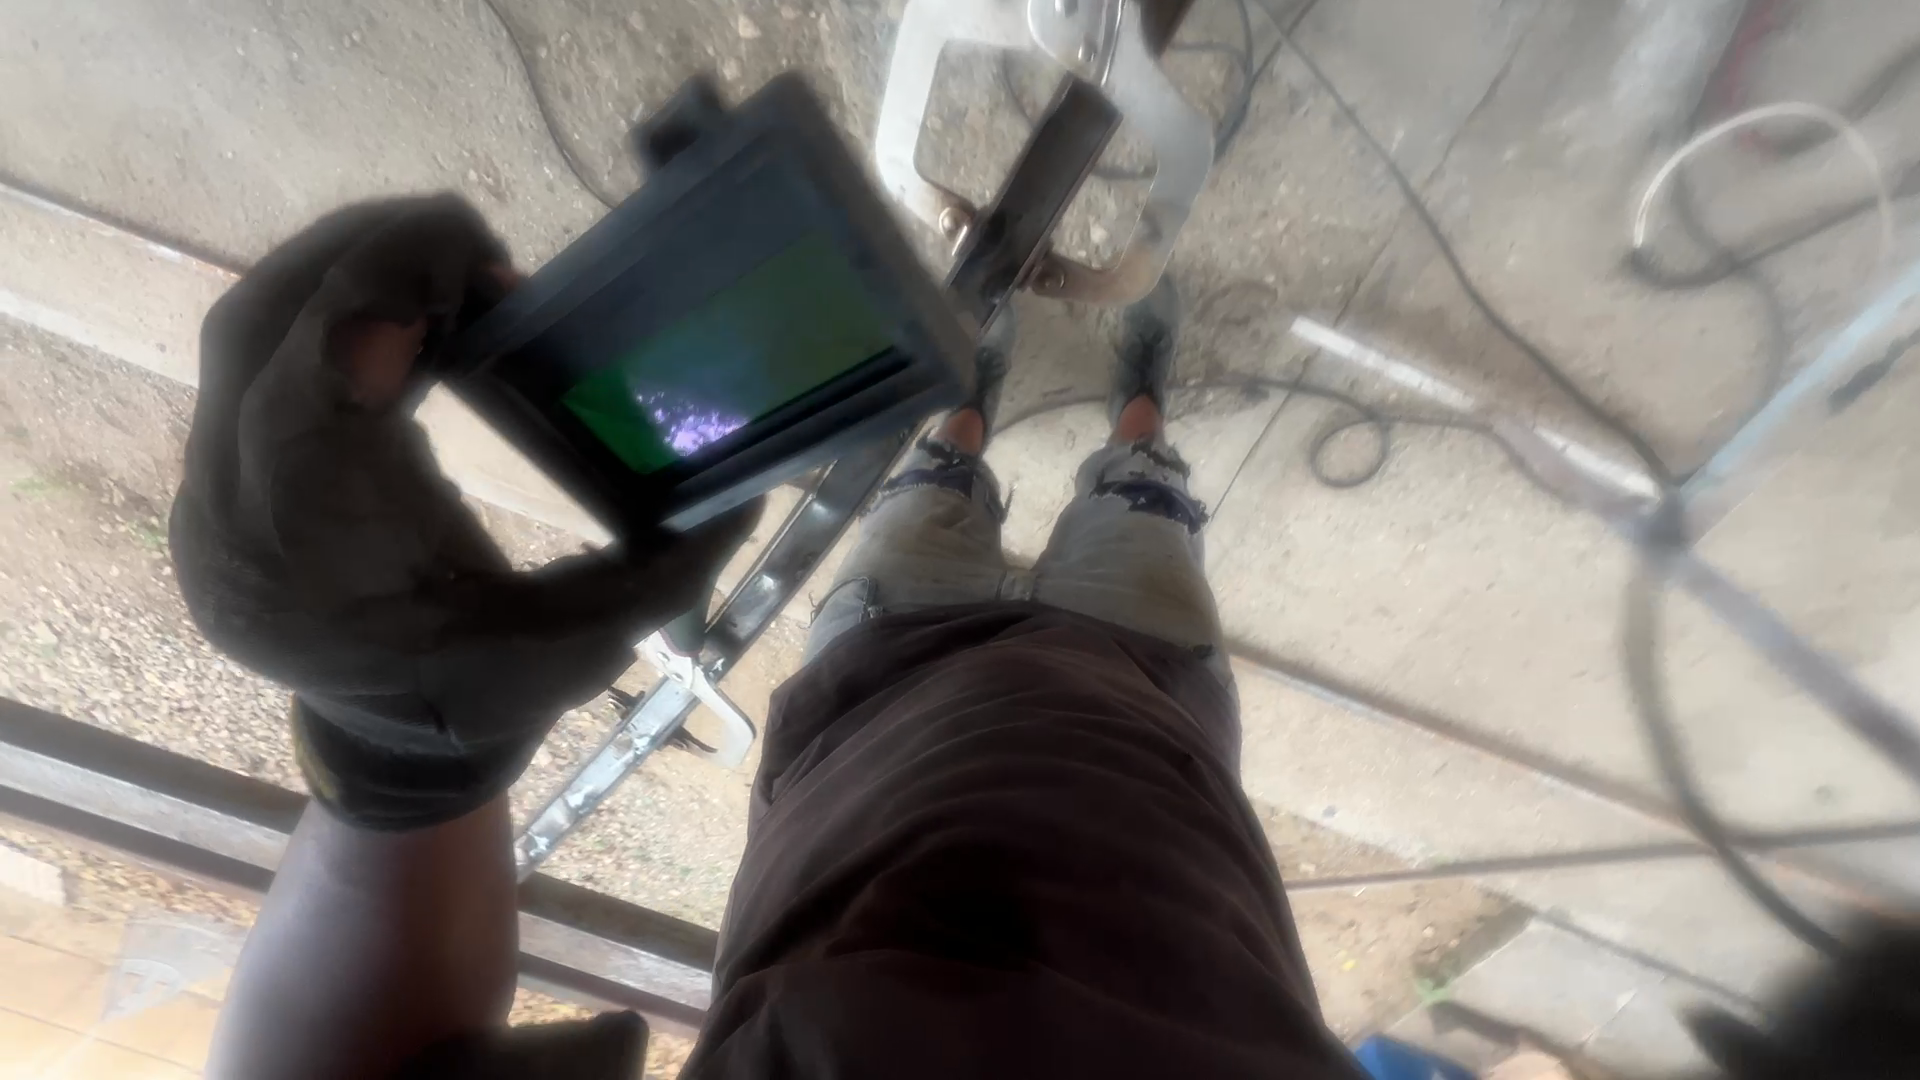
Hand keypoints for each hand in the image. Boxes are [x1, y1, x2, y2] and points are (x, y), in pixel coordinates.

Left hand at [170, 195, 758, 828]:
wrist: (400, 743)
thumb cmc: (495, 695)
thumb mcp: (596, 640)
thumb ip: (672, 572)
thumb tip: (748, 498)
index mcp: (331, 565)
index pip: (311, 401)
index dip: (375, 304)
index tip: (473, 258)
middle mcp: (241, 518)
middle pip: (261, 335)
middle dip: (367, 260)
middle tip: (473, 241)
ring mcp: (214, 492)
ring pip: (250, 334)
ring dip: (349, 274)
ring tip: (451, 264)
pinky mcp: (232, 474)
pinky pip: (265, 361)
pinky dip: (339, 314)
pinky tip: (416, 316)